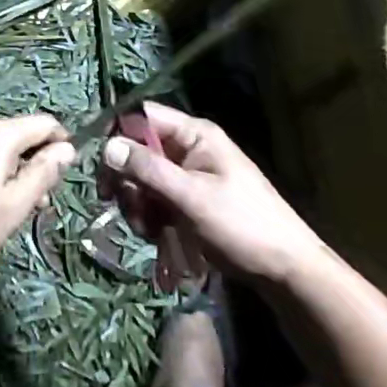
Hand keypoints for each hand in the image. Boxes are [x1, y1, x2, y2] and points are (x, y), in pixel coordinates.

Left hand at [0, 114, 74, 275]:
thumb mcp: (18, 201)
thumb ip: (46, 171)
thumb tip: (68, 149)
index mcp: (1, 133)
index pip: (47, 123)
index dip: (62, 146)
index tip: (63, 178)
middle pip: (29, 133)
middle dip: (42, 162)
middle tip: (40, 200)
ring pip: (13, 146)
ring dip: (25, 171)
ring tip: (22, 208)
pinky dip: (6, 173)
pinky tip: (1, 203)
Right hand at [101, 102, 324, 283]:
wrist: (283, 270)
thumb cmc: (242, 224)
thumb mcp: (191, 196)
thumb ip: (148, 169)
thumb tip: (107, 145)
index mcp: (194, 135)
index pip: (143, 116)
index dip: (118, 134)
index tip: (102, 166)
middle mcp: (188, 149)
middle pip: (137, 150)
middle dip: (127, 179)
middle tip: (121, 205)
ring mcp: (187, 176)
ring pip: (141, 179)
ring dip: (137, 203)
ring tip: (148, 228)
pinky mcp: (186, 201)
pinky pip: (153, 200)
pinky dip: (148, 216)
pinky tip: (156, 235)